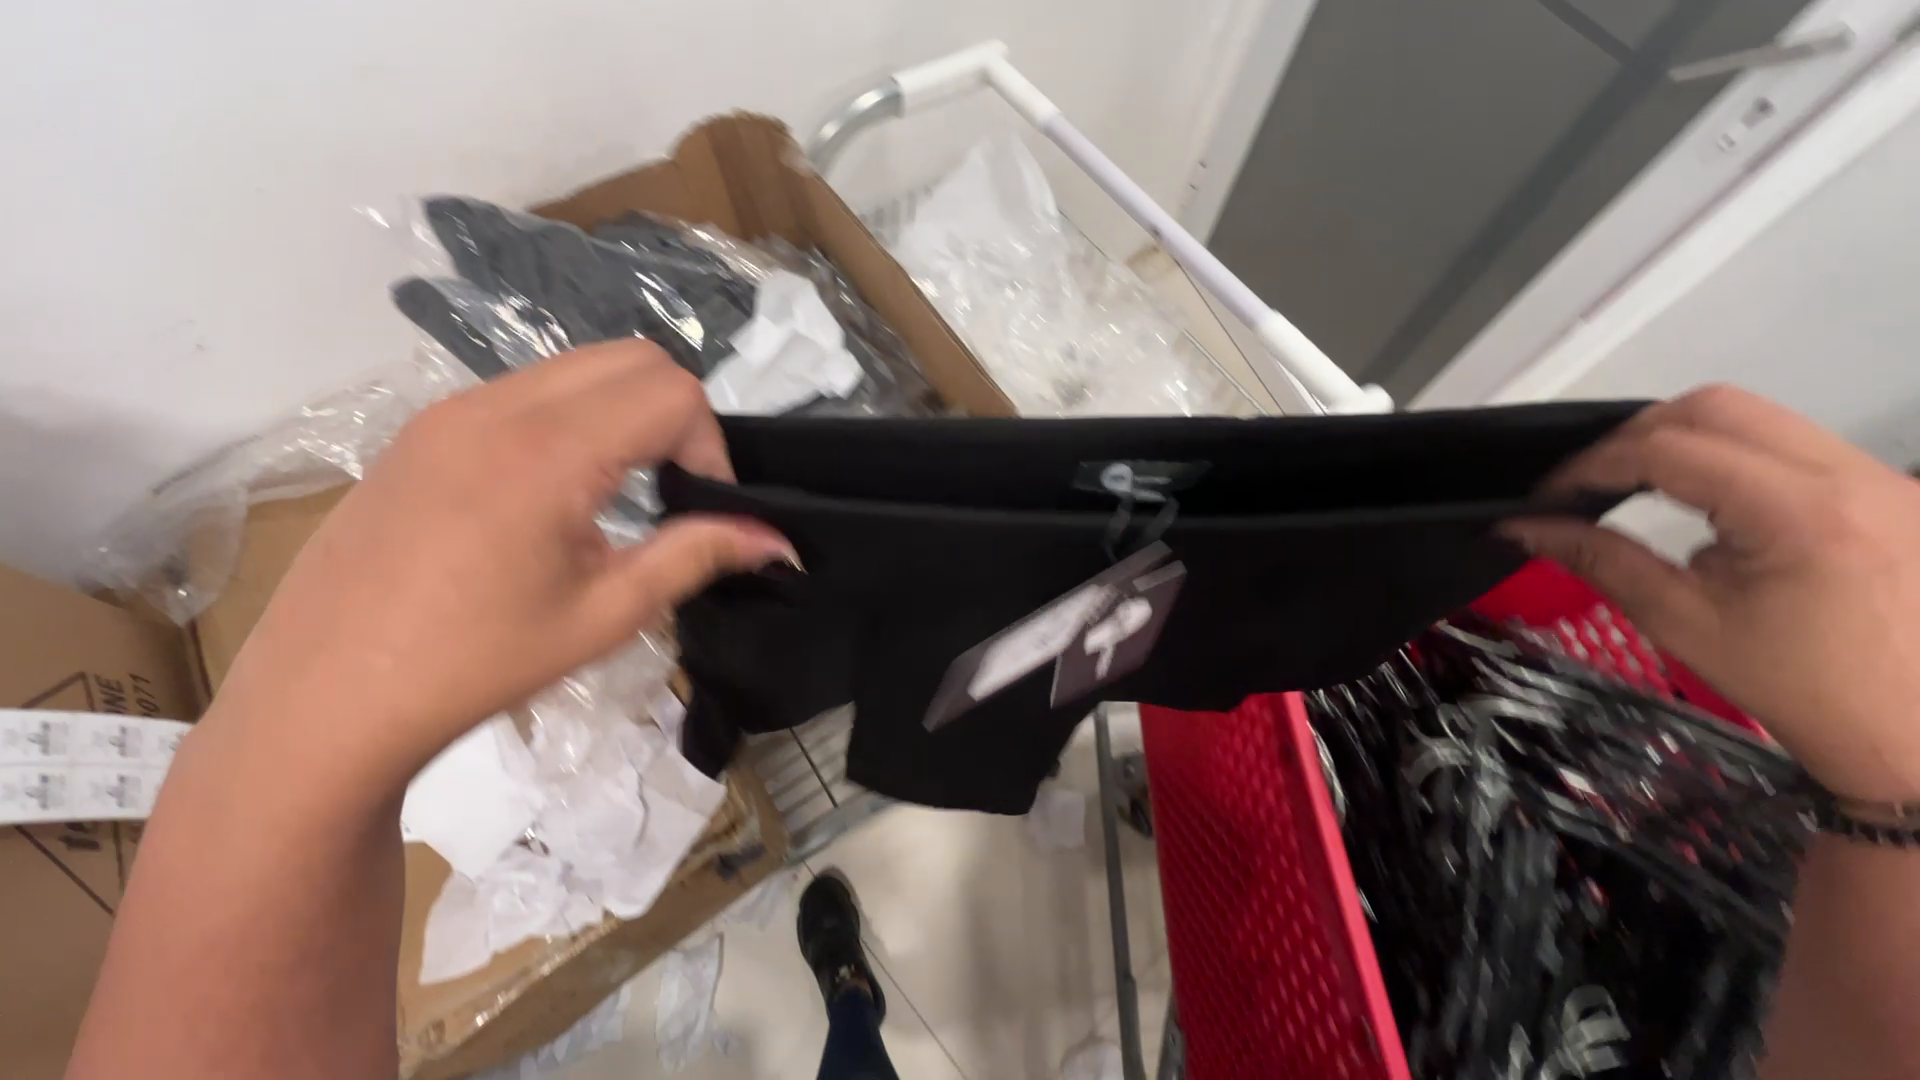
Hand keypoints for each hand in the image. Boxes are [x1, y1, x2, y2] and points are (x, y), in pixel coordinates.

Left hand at [204, 341, 790, 792]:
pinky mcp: (425, 427)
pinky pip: (529, 389)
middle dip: (677, 414)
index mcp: (546, 452)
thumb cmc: (478, 663)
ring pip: (580, 366)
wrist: (327, 696)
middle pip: (633, 358)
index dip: (709, 444)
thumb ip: (698, 557)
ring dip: (626, 412)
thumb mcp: (607, 614)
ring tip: (620, 491)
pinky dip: (576, 418)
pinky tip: (560, 492)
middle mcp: (497, 407)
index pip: (672, 391)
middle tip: (674, 488)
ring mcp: (452, 410)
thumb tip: (779, 543)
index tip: (701, 506)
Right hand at [1505, 385, 1919, 801]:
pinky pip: (1786, 441)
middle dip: (1631, 438)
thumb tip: (1522, 527)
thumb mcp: (1679, 620)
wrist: (1914, 730)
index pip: (1670, 448)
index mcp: (1800, 511)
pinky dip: (1721, 454)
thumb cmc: (1794, 684)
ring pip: (1753, 415)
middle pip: (1715, 408)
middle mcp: (1851, 474)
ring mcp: (1879, 475)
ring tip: (1629, 484)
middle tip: (1585, 484)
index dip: (1592, 464)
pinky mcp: (1886, 487)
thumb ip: (1598, 559)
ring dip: (1676, 439)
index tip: (1547, 496)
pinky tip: (1694, 495)